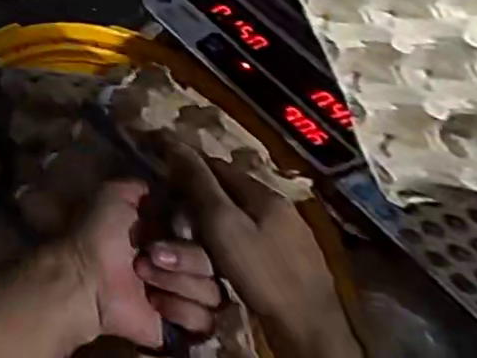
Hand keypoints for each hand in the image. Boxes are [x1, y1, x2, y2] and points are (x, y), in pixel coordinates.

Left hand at [64, 181, 223, 348]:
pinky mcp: (187, 327)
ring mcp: (186, 295)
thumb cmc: (100, 233)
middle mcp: (183, 262)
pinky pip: (208, 320)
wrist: (88, 278)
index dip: (194, 232)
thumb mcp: (114, 194)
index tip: (172, 229)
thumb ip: (142, 186)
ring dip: (176, 283)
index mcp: (169, 232)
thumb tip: (167, 183)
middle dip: (182, 259)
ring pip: (214, 291)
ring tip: (144, 278)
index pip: (207, 232)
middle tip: (148, 256)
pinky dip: (181, 310)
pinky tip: (156, 304)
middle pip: (213, 263)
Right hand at [166, 142, 362, 357]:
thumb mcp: (221, 223)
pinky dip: (234, 240)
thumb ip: (198, 181)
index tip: (164, 178)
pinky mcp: (296, 266)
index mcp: (267, 194)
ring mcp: (293, 238)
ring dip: (218, 220)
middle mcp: (283, 210)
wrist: (312, 336)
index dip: (187, 167)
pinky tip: (224, 256)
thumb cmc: (262, 273)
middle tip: (176, 212)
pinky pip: (255, 239)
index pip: (217, 165)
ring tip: (195, 235)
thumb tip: (172, 140)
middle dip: (202, 197)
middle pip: (231, 192)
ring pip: (243, 216)